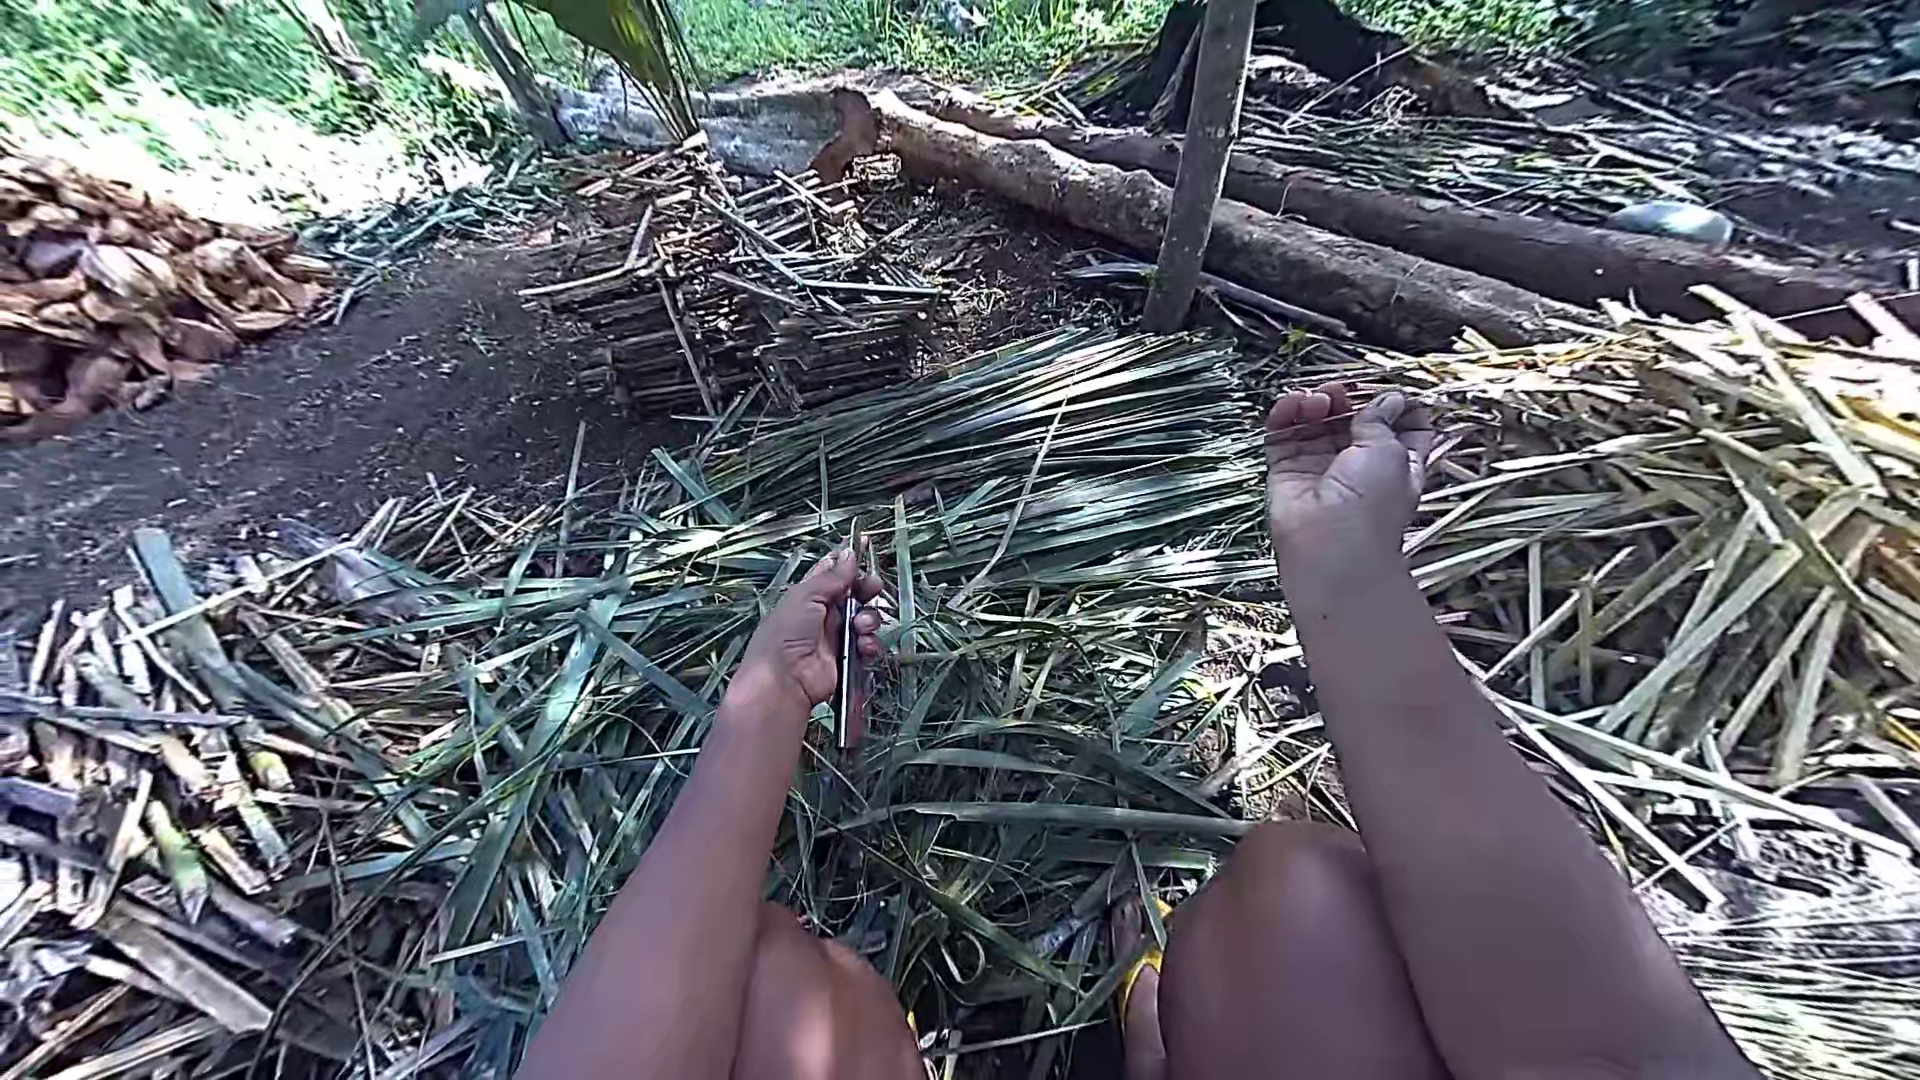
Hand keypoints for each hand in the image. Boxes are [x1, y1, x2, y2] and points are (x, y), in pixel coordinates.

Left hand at [727, 548, 884, 729]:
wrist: (784, 681)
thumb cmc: (786, 635)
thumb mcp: (806, 596)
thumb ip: (832, 576)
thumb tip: (850, 553)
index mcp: (808, 595)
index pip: (833, 573)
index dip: (849, 562)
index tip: (866, 549)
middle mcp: (823, 614)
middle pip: (855, 594)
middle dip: (867, 590)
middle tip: (873, 588)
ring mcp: (836, 636)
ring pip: (865, 618)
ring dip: (869, 620)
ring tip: (861, 627)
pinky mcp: (847, 657)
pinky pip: (868, 645)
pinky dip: (870, 644)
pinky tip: (863, 647)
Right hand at [1266, 382, 1433, 566]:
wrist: (1327, 543)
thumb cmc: (1370, 505)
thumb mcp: (1389, 452)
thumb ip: (1380, 421)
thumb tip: (1386, 399)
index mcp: (1394, 463)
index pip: (1399, 426)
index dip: (1395, 405)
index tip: (1388, 390)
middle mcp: (1355, 464)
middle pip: (1350, 421)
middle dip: (1347, 400)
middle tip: (1341, 390)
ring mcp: (1318, 466)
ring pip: (1314, 425)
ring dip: (1314, 405)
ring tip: (1315, 400)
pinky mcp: (1285, 469)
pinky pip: (1281, 436)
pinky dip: (1283, 416)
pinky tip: (1290, 403)